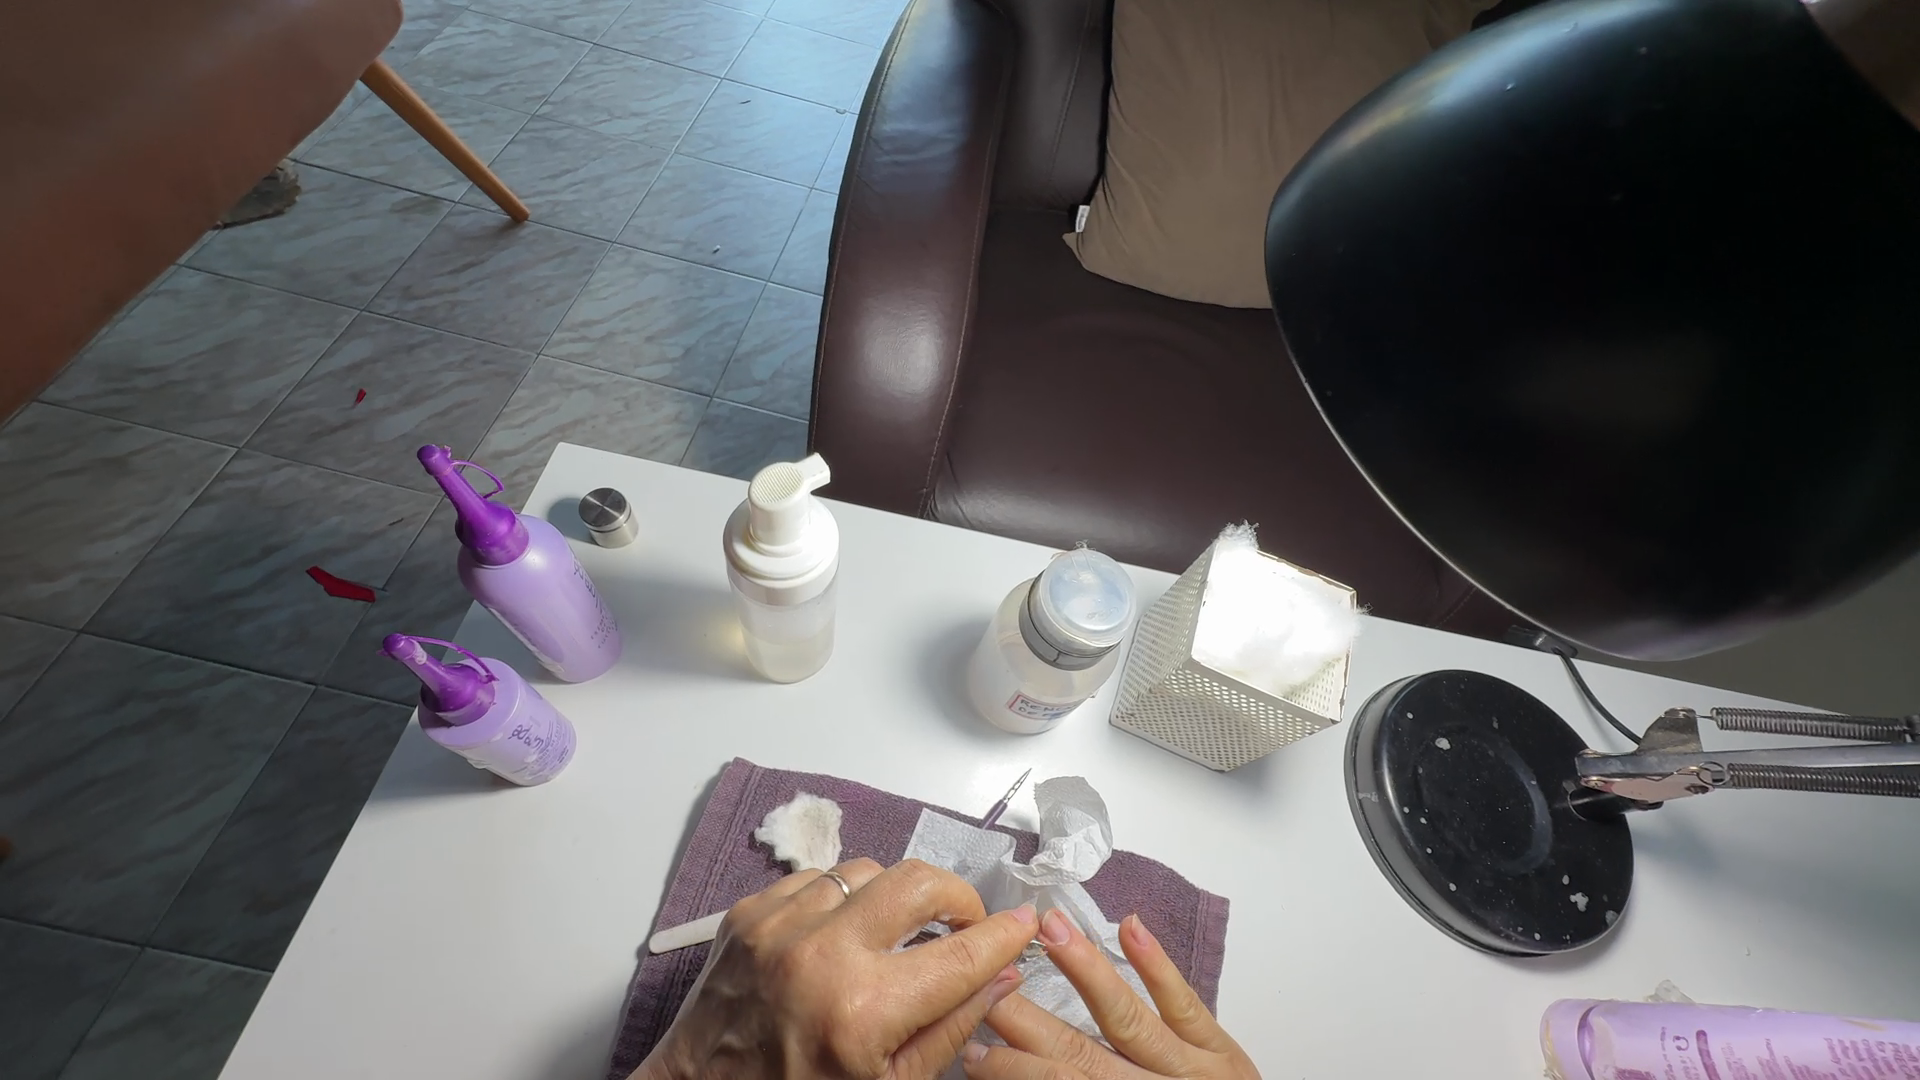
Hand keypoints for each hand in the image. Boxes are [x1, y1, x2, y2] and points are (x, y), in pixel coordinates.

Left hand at [637, 858, 1038, 1079]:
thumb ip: (954, 1027)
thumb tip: (1006, 969)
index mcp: (860, 1015)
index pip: (959, 957)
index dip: (1003, 935)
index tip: (1024, 921)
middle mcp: (821, 955)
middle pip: (917, 881)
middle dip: (956, 895)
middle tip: (963, 919)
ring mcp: (780, 924)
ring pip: (869, 871)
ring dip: (893, 898)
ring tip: (891, 932)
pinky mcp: (751, 910)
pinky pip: (820, 877)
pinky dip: (841, 898)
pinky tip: (838, 932)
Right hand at [962, 909, 1259, 1079]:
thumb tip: (1026, 1068)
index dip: (1015, 1068)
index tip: (974, 1045)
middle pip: (1080, 1054)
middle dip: (1028, 1018)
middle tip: (987, 982)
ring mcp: (1191, 1068)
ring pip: (1127, 1017)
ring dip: (1085, 969)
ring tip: (1049, 928)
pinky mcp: (1220, 1047)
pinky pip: (1185, 1003)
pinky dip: (1157, 965)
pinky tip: (1130, 925)